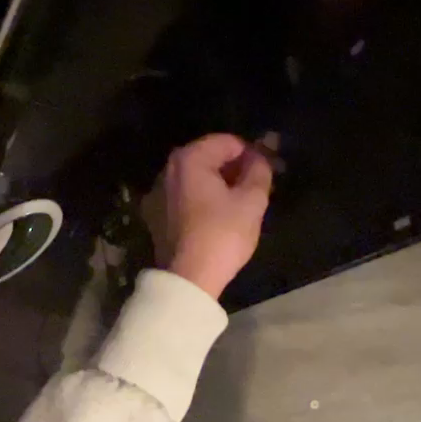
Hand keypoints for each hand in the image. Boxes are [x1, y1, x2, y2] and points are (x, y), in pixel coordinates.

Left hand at [146, 134, 274, 299]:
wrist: (188, 279)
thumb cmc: (222, 235)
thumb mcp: (251, 201)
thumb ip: (259, 170)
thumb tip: (260, 157)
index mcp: (188, 159)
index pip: (228, 142)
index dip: (251, 154)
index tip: (266, 172)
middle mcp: (166, 170)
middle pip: (208, 159)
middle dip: (234, 169)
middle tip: (256, 188)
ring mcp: (156, 194)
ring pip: (195, 180)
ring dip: (218, 185)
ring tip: (239, 204)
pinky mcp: (154, 217)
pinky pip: (183, 198)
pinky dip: (201, 201)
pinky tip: (216, 218)